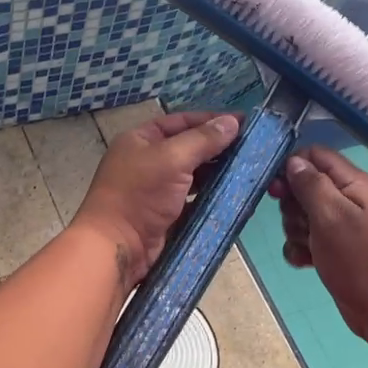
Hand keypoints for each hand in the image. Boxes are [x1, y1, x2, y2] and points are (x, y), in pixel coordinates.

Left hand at [73, 111, 240, 288]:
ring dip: (217, 173)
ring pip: (193, 176)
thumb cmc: (139, 195)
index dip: (210, 120)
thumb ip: (203, 140)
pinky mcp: (165, 214)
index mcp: (140, 140)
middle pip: (188, 148)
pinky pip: (193, 200)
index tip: (242, 122)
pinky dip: (210, 197)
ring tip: (248, 170)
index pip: (180, 121)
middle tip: (251, 148)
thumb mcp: (172, 159)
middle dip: (217, 148)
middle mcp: (147, 161)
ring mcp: (156, 190)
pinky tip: (233, 194)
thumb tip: (232, 122)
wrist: (116, 247)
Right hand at [267, 147, 367, 346]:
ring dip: (296, 231)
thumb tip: (294, 162)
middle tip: (301, 224)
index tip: (275, 189)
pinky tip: (305, 264)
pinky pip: (308, 242)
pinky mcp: (336, 253)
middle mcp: (348, 202)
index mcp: (354, 184)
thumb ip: (310, 184)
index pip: (316, 156)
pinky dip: (302, 250)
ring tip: (309, 249)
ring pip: (303, 217)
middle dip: (292, 205)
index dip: (292, 167)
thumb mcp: (332, 215)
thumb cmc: (362, 259)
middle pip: (305, 187)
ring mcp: (342, 229)